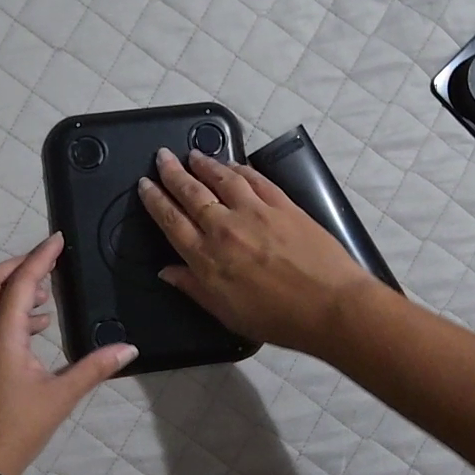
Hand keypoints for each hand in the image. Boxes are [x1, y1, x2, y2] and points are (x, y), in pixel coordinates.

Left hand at [0, 233, 138, 474]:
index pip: (21, 283)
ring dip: (10, 287)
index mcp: (3, 336)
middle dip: (17, 266)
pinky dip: (6, 309)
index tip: (57, 240)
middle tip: (47, 262)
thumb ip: (95, 368)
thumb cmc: (20, 428)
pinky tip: (37, 326)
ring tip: (46, 295)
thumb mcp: (62, 396)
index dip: (39, 258)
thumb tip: (129, 348)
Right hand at [138, 147, 384, 355]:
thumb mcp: (226, 313)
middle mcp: (225, 229)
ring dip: (204, 164)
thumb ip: (193, 288)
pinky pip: (255, 179)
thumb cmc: (276, 319)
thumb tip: (166, 271)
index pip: (171, 221)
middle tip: (162, 157)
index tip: (146, 184)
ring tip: (192, 155)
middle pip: (191, 193)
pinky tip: (233, 164)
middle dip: (173, 173)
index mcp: (206, 258)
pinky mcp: (283, 205)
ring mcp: (255, 212)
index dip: (155, 200)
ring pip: (222, 179)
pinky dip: (240, 168)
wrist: (329, 306)